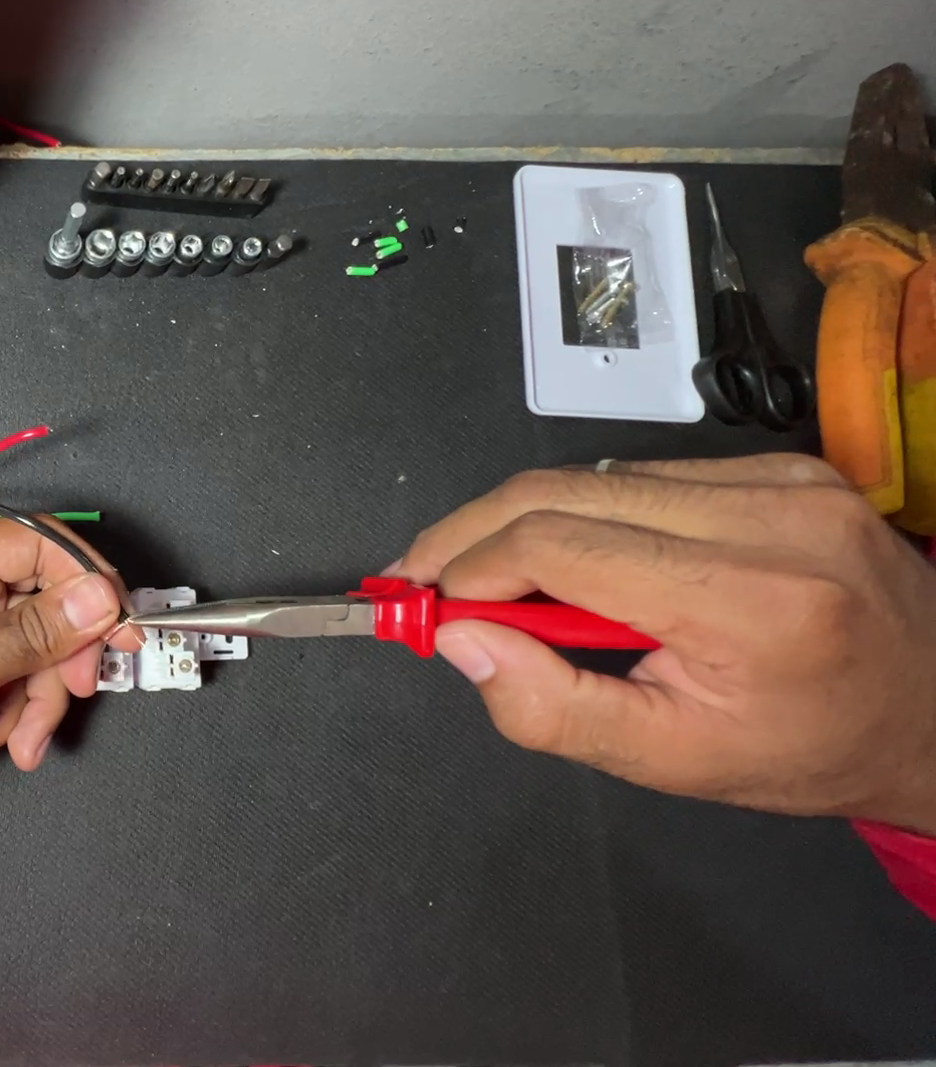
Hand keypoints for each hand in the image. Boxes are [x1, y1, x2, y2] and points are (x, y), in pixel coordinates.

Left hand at [0, 518, 142, 854]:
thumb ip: (34, 632)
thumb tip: (100, 597)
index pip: (36, 541)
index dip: (86, 581)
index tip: (118, 632)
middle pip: (40, 594)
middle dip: (56, 659)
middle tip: (70, 700)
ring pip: (31, 637)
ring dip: (32, 695)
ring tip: (10, 744)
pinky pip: (8, 662)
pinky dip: (8, 703)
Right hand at [397, 453, 935, 834]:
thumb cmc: (805, 747)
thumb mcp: (665, 758)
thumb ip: (545, 706)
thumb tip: (457, 638)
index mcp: (751, 600)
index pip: (553, 544)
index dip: (467, 569)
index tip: (425, 603)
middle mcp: (769, 517)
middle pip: (550, 492)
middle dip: (462, 535)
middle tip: (420, 576)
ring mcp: (775, 482)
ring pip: (577, 478)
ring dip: (506, 523)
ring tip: (482, 575)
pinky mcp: (772, 468)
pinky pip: (623, 477)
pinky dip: (564, 514)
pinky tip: (558, 557)